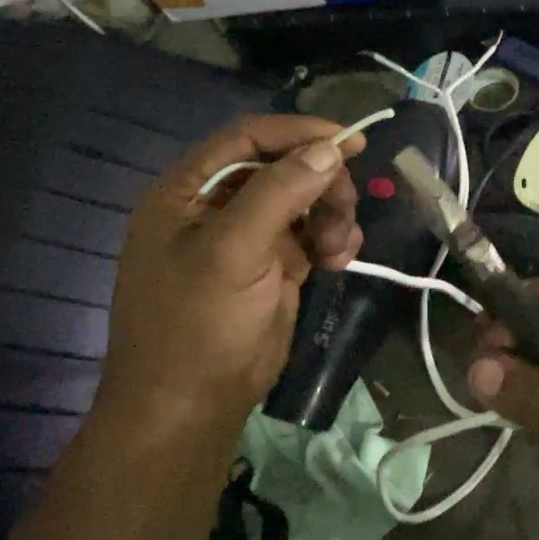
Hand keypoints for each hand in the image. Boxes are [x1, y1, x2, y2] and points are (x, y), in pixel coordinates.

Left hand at [101, 115, 364, 421]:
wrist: (190, 406)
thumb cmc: (196, 324)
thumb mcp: (232, 251)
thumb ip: (280, 193)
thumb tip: (331, 147)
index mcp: (187, 191)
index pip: (248, 138)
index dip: (299, 133)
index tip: (351, 141)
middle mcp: (217, 206)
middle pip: (286, 167)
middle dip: (322, 185)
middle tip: (343, 213)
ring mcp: (248, 237)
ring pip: (307, 199)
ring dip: (333, 216)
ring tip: (336, 252)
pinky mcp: (274, 264)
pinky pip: (314, 233)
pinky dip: (334, 240)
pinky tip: (338, 262)